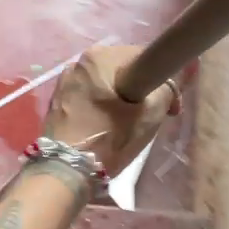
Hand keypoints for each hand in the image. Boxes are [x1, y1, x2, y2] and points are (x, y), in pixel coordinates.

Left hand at [41, 45, 174, 176]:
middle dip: (142, 92)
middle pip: (122, 71)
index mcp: (99, 57)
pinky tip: (108, 128)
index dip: (162, 81)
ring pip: (106, 86)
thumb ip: (166, 91)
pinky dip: (103, 108)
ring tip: (130, 127)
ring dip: (122, 101)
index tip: (170, 108)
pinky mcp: (57, 102)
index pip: (141, 57)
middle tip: (154, 119)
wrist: (66, 171)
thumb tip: (166, 87)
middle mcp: (78, 63)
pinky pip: (90, 98)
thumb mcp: (150, 115)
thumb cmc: (110, 138)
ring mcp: (64, 82)